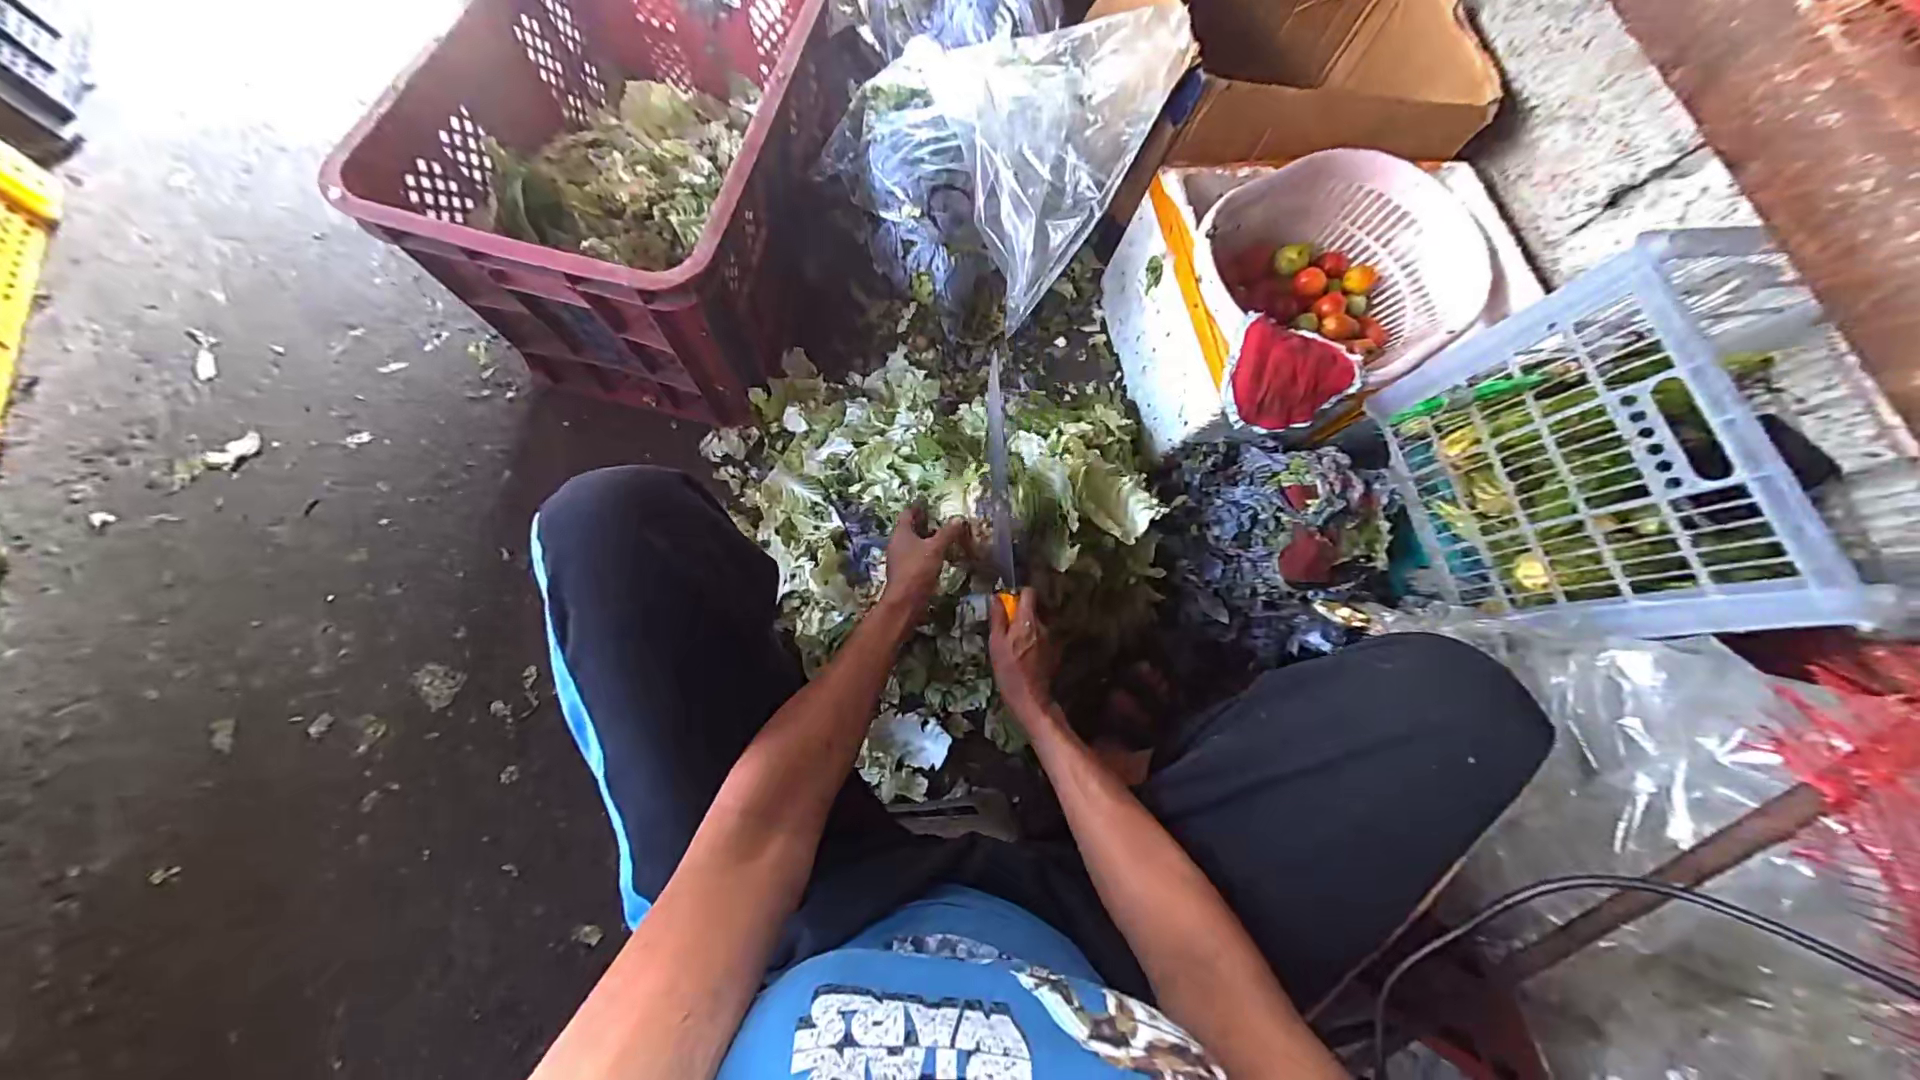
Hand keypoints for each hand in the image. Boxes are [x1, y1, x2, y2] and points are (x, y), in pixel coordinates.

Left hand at [880, 506, 964, 616]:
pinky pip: (916, 557)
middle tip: (939, 521)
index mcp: (901, 533)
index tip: (927, 504)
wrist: (905, 602)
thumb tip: (959, 519)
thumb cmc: (917, 569)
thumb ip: (947, 533)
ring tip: (942, 538)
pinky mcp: (904, 573)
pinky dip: (925, 554)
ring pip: (912, 544)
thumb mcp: (935, 548)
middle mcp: (897, 544)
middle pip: (909, 529)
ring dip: (925, 540)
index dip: (917, 508)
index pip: (907, 514)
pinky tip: (938, 557)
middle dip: (923, 524)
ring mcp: (899, 559)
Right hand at [989, 586, 1057, 726]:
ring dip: (1030, 627)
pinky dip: (1037, 639)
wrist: (1031, 697)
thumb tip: (997, 597)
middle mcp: (1044, 625)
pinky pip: (1045, 636)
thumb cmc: (1008, 670)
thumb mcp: (996, 643)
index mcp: (1027, 621)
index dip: (1019, 594)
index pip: (1029, 593)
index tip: (1010, 603)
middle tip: (1010, 627)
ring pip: (1040, 623)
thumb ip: (998, 618)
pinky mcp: (1056, 649)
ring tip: (1019, 644)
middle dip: (1023, 613)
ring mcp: (1053, 637)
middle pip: (1035, 608)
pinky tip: (1029, 654)